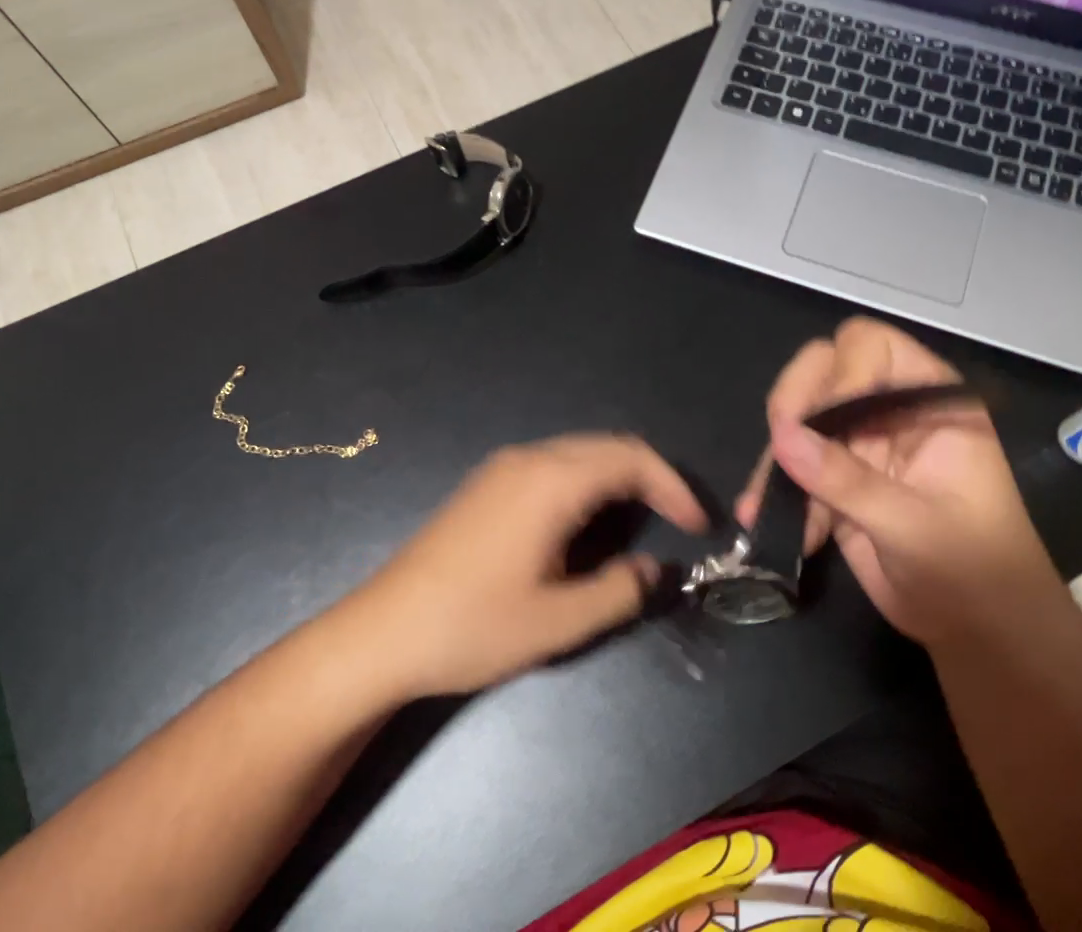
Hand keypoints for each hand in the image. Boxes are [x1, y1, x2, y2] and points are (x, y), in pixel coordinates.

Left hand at [339, 434, 707, 697]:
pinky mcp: (483, 489)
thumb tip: (658, 569)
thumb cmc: (473, 626)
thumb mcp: (561, 621)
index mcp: (550, 481)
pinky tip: (585, 530)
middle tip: (680, 523)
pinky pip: (551, 469)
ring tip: (641, 527)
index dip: (675, 486)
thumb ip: (622, 590)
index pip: (632, 458)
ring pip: (578, 455)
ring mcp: (499, 471)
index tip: (700, 527)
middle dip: (651, 479)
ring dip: (617, 482)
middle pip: (607, 448)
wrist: (381, 635)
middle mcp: (526, 460)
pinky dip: (585, 487)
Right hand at [735, 318, 1057, 643]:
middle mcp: (890, 413)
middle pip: (823, 374)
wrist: (976, 629)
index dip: (838, 374)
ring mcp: (862, 448)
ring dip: (778, 462)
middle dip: (794, 411)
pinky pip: (794, 470)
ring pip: (799, 424)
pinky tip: (764, 523)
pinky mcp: (838, 484)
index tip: (818, 423)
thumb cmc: (972, 569)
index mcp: (928, 402)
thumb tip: (781, 437)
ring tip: (763, 508)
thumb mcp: (913, 524)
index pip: (870, 347)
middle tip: (779, 452)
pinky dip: (778, 496)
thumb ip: (846, 480)